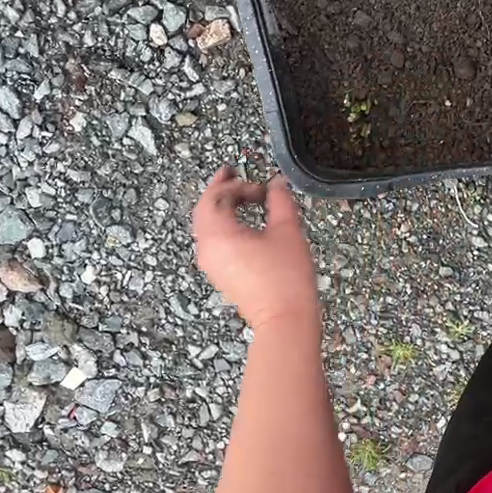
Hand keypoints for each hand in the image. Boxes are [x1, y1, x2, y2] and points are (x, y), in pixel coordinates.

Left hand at [192, 167, 319, 332]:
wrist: (285, 318)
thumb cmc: (287, 279)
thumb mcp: (287, 232)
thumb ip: (280, 201)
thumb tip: (277, 185)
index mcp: (219, 234)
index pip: (217, 196)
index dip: (237, 185)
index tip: (261, 188)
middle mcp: (208, 248)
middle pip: (204, 210)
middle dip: (219, 190)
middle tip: (233, 174)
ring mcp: (212, 264)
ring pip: (206, 226)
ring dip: (221, 208)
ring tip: (239, 197)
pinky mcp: (221, 274)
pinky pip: (214, 242)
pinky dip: (224, 226)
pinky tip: (242, 224)